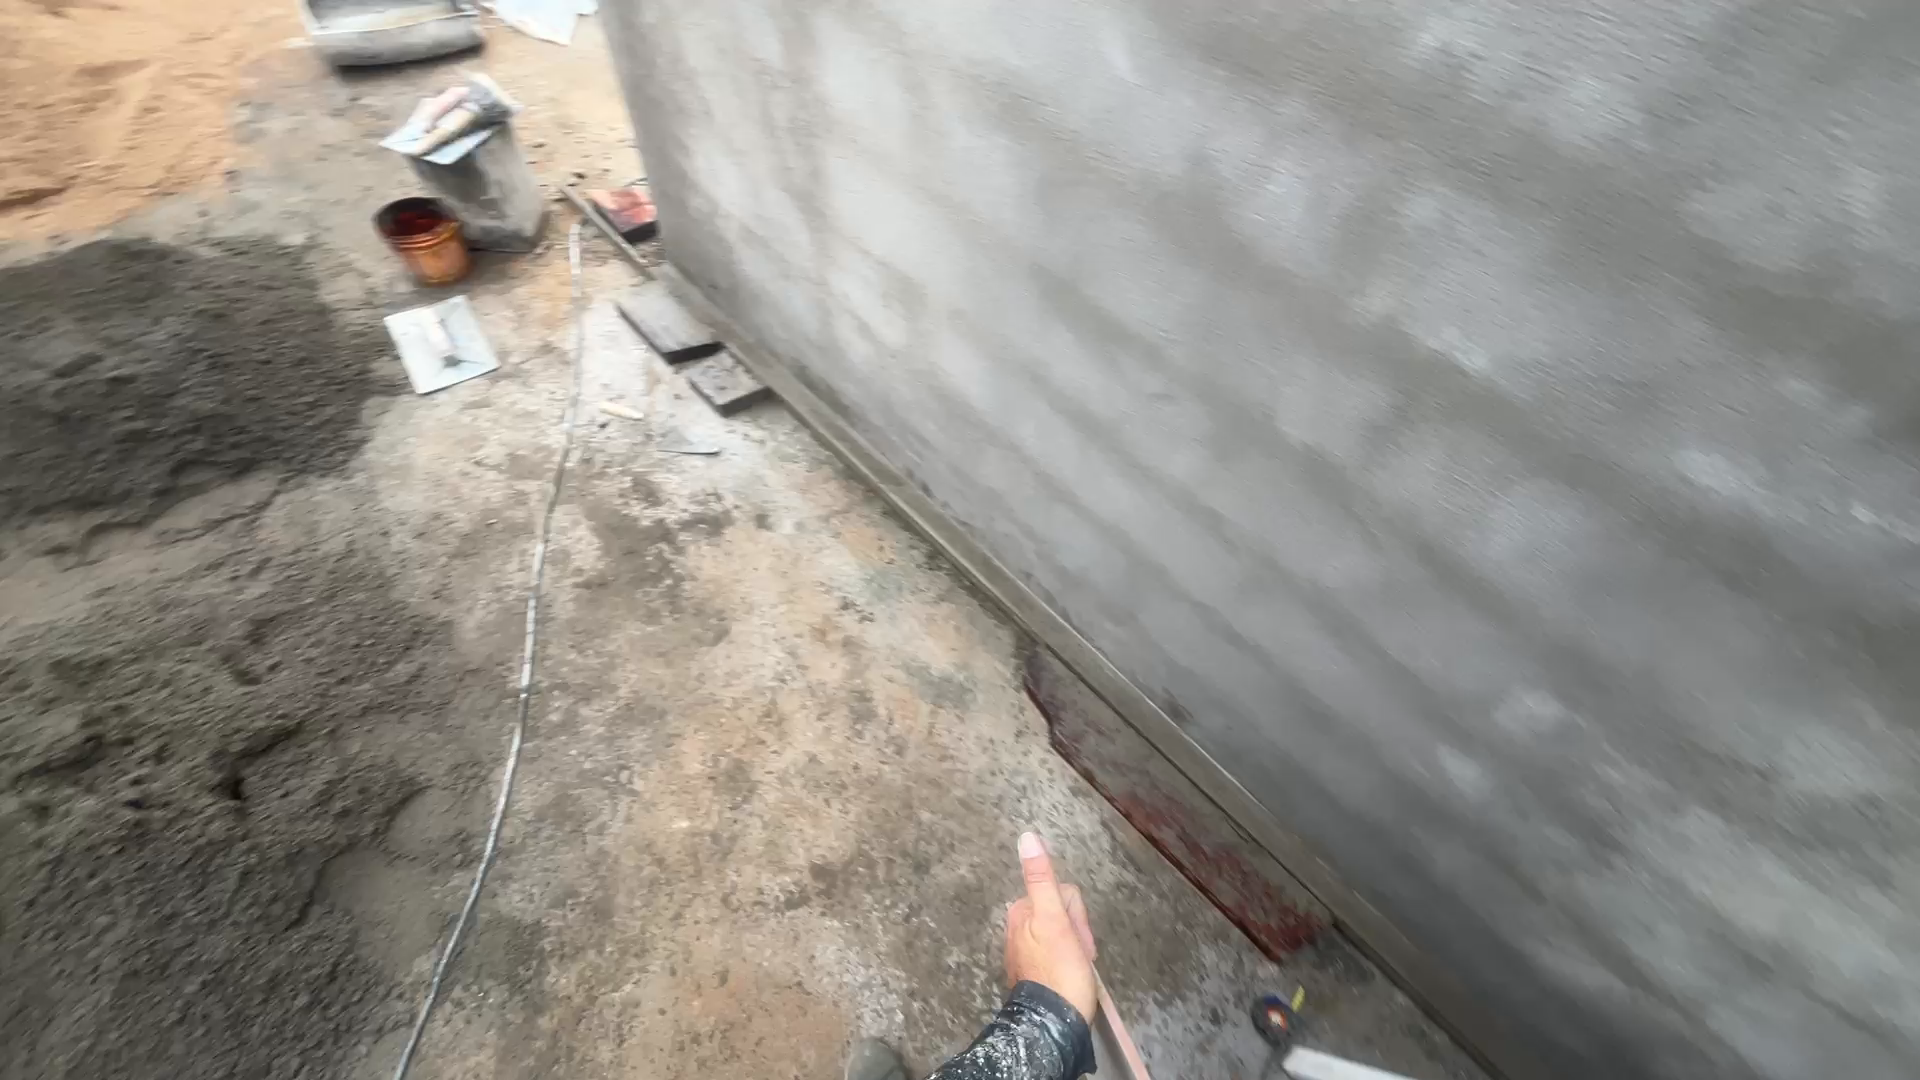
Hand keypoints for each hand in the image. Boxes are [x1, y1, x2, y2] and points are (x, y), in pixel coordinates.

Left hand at [1004, 831, 1097, 1019]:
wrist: (1053, 1025)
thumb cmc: (1059, 971)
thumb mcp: (1054, 919)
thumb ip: (1040, 877)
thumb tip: (1027, 836)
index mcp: (1021, 910)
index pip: (1064, 893)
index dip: (1078, 915)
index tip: (1078, 938)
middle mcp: (1017, 925)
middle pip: (1062, 911)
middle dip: (1077, 930)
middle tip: (1079, 956)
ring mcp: (1023, 949)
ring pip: (1062, 932)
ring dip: (1075, 947)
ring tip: (1077, 969)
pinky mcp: (1031, 971)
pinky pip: (1057, 952)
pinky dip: (1067, 961)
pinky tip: (1070, 976)